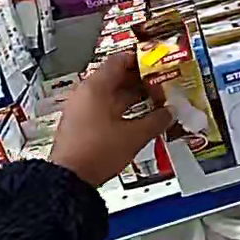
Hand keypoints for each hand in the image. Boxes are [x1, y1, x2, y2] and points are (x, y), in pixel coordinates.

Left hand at [49, 51, 172, 186]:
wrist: (68, 179)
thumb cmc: (97, 151)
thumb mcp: (134, 135)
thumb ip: (156, 120)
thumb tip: (170, 112)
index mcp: (96, 87)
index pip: (120, 61)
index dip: (141, 59)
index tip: (158, 61)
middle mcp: (86, 93)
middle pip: (116, 77)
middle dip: (141, 79)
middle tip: (162, 83)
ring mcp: (82, 109)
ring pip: (112, 94)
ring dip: (133, 95)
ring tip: (156, 100)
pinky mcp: (82, 124)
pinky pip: (106, 108)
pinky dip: (123, 108)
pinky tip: (140, 117)